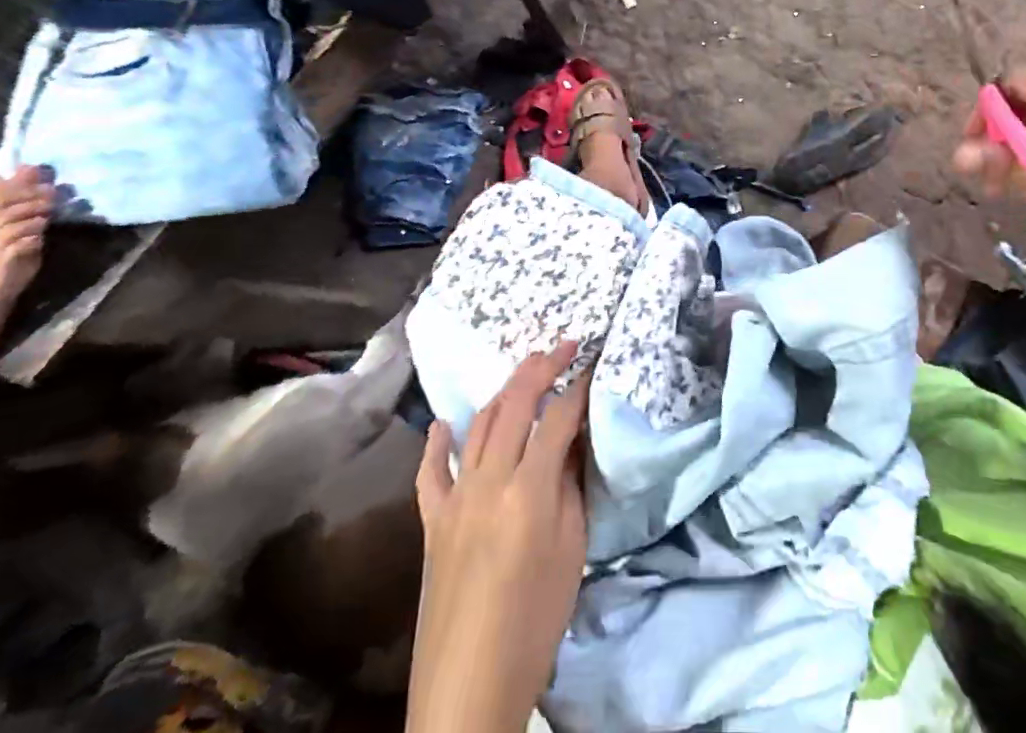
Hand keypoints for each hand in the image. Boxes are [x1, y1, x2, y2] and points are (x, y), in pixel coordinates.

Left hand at [407, 341, 590, 732]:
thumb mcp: (572, 547)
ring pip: (478, 428)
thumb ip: (570, 486)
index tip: (594, 360)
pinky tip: (445, 424)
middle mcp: (487, 481)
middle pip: (514, 408)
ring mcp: (453, 499)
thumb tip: (573, 442)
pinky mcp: (432, 521)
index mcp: (529, 489)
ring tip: (525, 369)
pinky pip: (431, 473)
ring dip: (503, 392)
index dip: (578, 386)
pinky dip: (439, 443)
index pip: (558, 419)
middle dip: (540, 369)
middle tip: (563, 345)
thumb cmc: (537, 616)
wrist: (471, 680)